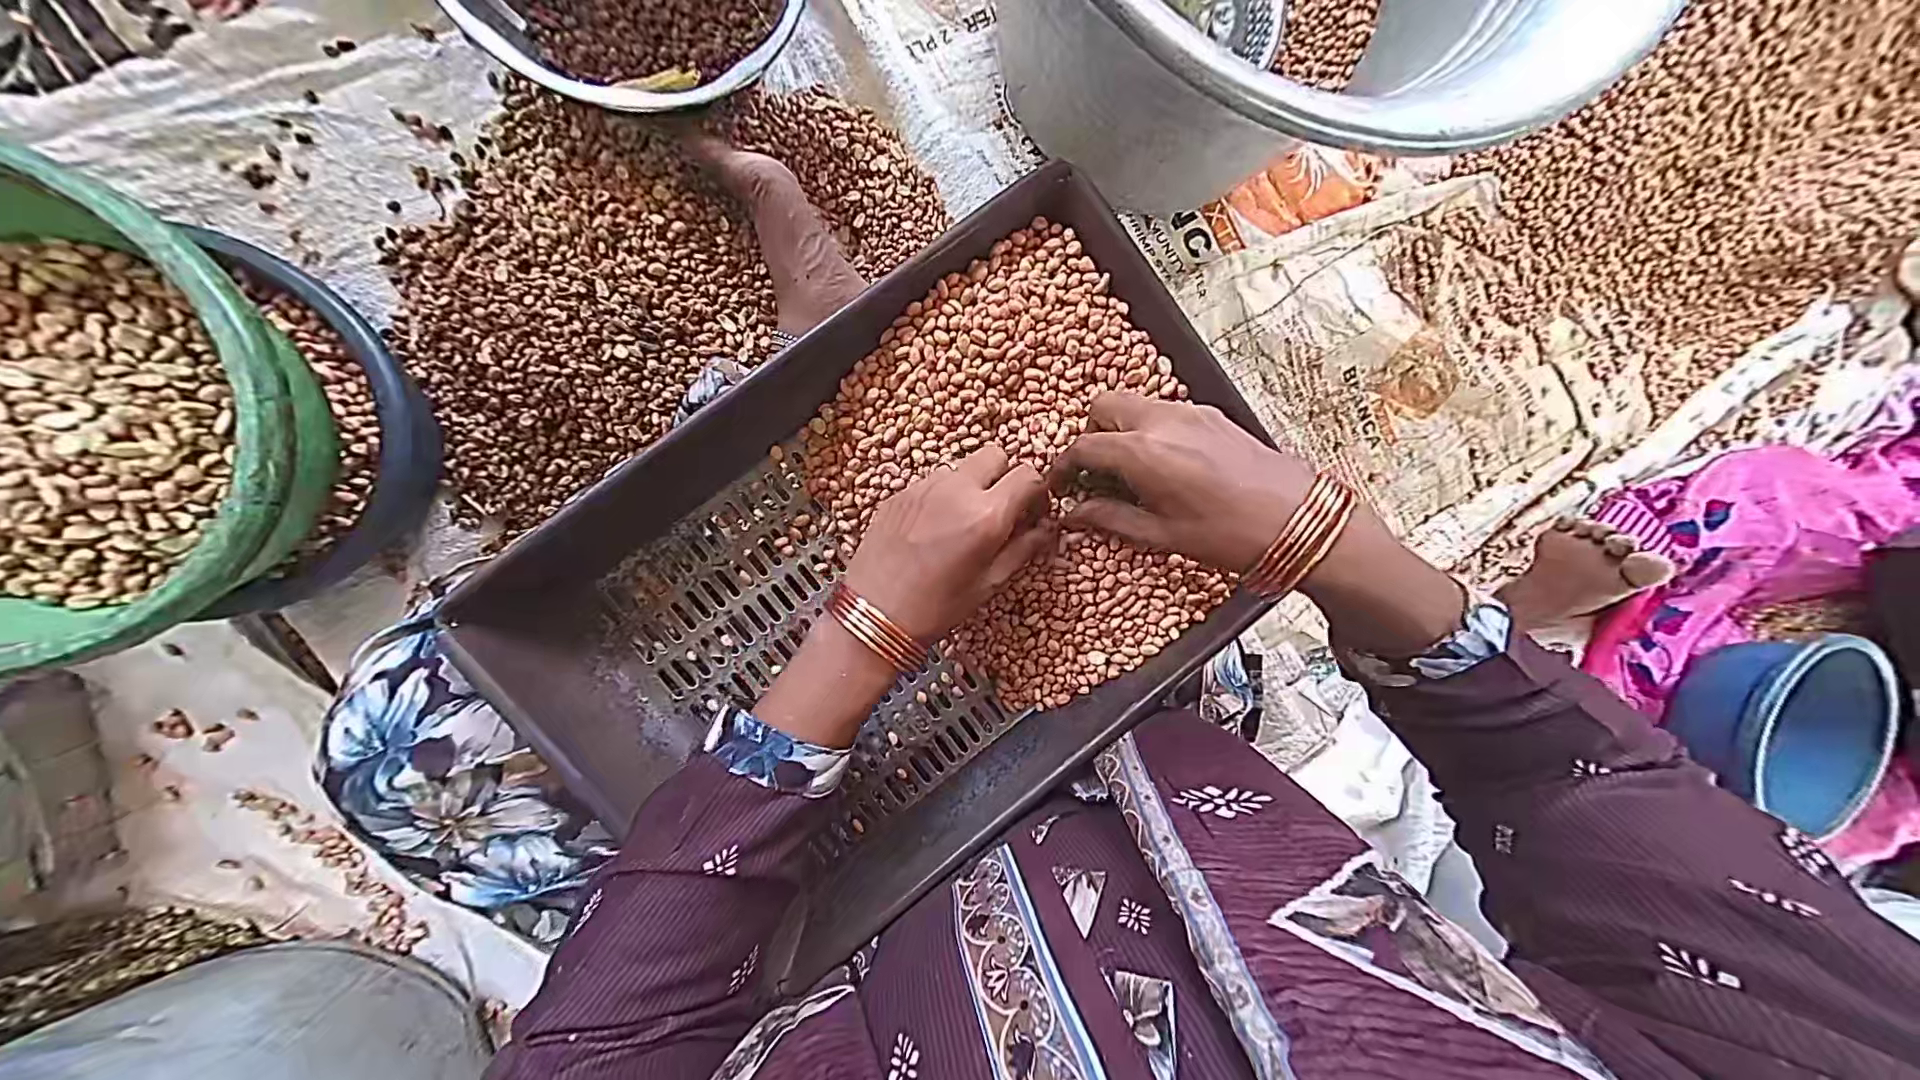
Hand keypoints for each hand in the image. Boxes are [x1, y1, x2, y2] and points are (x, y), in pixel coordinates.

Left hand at [844, 445, 1055, 642]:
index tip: (1033, 510)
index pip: (1028, 475)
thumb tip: (1046, 529)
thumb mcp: (989, 584)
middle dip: (1005, 476)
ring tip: (964, 522)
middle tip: (1001, 509)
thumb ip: (1023, 549)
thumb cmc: (933, 608)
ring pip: (962, 467)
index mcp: (985, 516)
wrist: (873, 615)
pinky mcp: (900, 493)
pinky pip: (932, 481)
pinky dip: (943, 496)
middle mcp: (955, 491)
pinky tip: (935, 528)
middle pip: (995, 455)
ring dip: (973, 485)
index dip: (1037, 491)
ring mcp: (923, 487)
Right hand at [1049, 392, 1467, 656]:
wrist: (1302, 522)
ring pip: (1135, 403)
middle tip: (1095, 471)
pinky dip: (1149, 427)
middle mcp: (1162, 421)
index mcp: (1143, 453)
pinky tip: (1163, 463)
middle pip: (1103, 405)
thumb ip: (1110, 518)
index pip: (1083, 446)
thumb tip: (1074, 514)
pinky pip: (1164, 410)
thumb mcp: (1161, 535)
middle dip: (1090, 434)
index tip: (1059, 484)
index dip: (1063, 466)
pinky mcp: (1212, 415)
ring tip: (1130, 470)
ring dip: (1120, 428)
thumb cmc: (1230, 536)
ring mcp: (1190, 412)